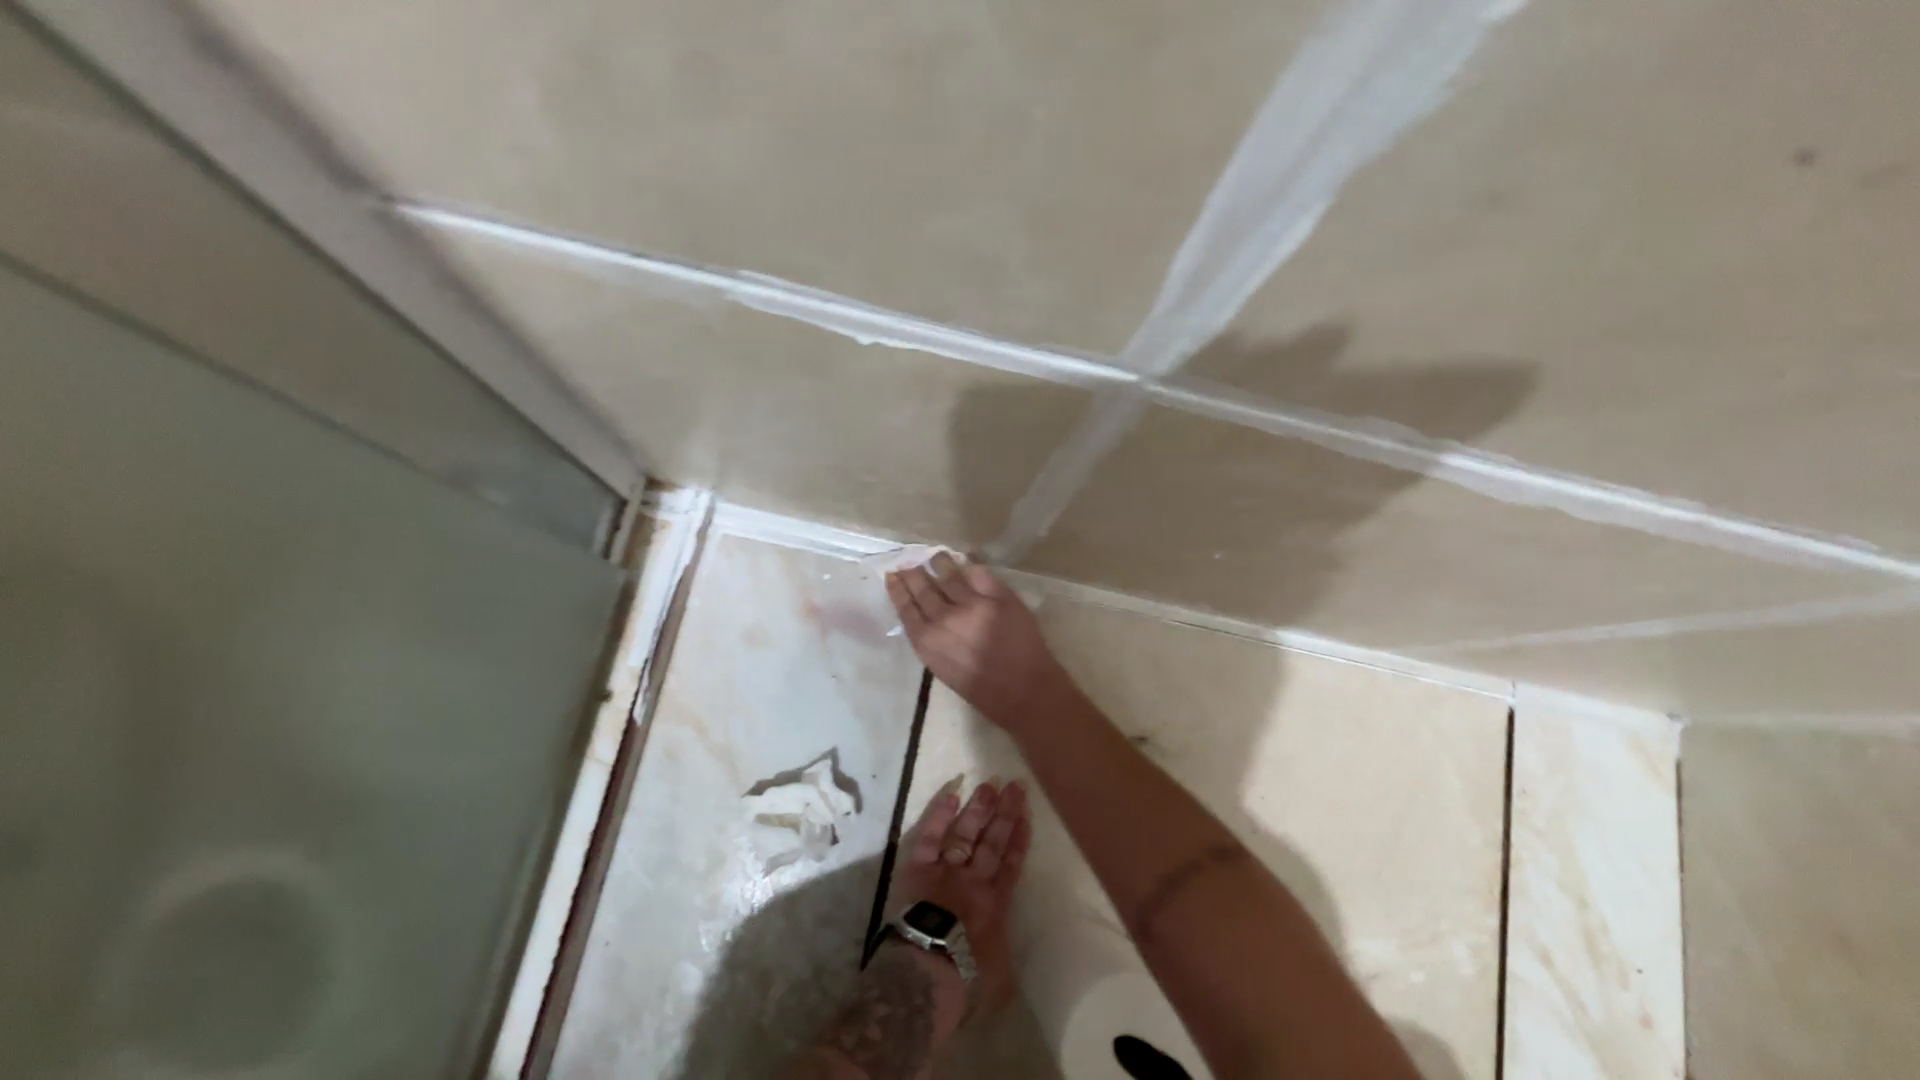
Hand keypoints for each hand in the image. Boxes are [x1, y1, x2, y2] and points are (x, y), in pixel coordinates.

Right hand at [885, 554, 1080, 732]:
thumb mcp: (943, 669)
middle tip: (908, 564)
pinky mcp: (999, 596)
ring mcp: (973, 604)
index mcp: (927, 642)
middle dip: (913, 573)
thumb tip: (925, 614)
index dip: (898, 590)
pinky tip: (964, 564)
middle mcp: (945, 619)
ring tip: (935, 558)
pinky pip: (978, 573)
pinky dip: (969, 567)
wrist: (1025, 691)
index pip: (906, 608)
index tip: (893, 577)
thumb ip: (931, 639)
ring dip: (939, 564)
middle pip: (923, 588)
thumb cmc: (982, 690)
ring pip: (948, 575)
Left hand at [894, 778, 1031, 1015]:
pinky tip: (951, 794)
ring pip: (966, 833)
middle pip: (992, 842)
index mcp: (996, 906)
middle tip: (1014, 786)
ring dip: (979, 808)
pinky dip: (940, 815)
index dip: (1019, 841)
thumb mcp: (1000, 977)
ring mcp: (947, 871)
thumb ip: (1002, 954)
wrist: (931, 971)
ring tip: (989, 784)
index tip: (1026, 817)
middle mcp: (975, 881)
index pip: (1011, 866)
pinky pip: (930, 836)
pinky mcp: (919, 869)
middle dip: (1005, 814)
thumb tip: (1002, 950)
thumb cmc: (968, 981)